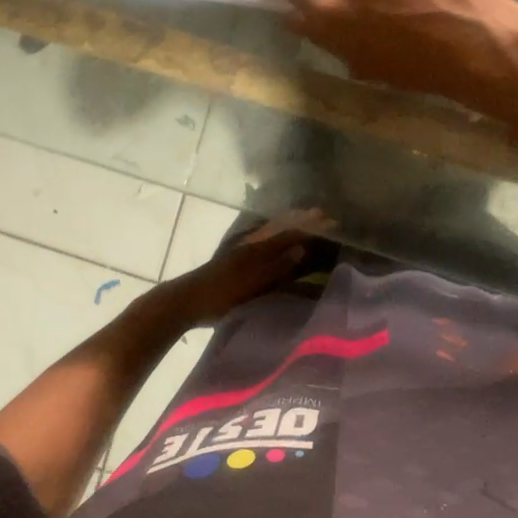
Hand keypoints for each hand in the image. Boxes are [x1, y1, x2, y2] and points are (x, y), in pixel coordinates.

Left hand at [141, 210, 325, 329]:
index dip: (310, 226)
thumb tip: (304, 247)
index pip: (290, 231)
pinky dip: (273, 236)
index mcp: (256, 246)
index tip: (331, 220)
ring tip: (305, 223)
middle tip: (323, 216)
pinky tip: (276, 241)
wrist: (186, 301)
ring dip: (288, 226)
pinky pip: (260, 240)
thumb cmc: (221, 295)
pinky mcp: (233, 258)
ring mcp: (240, 249)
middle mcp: (250, 242)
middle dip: (301, 221)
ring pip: (270, 232)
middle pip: (280, 226)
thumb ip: (277, 266)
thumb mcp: (252, 282)